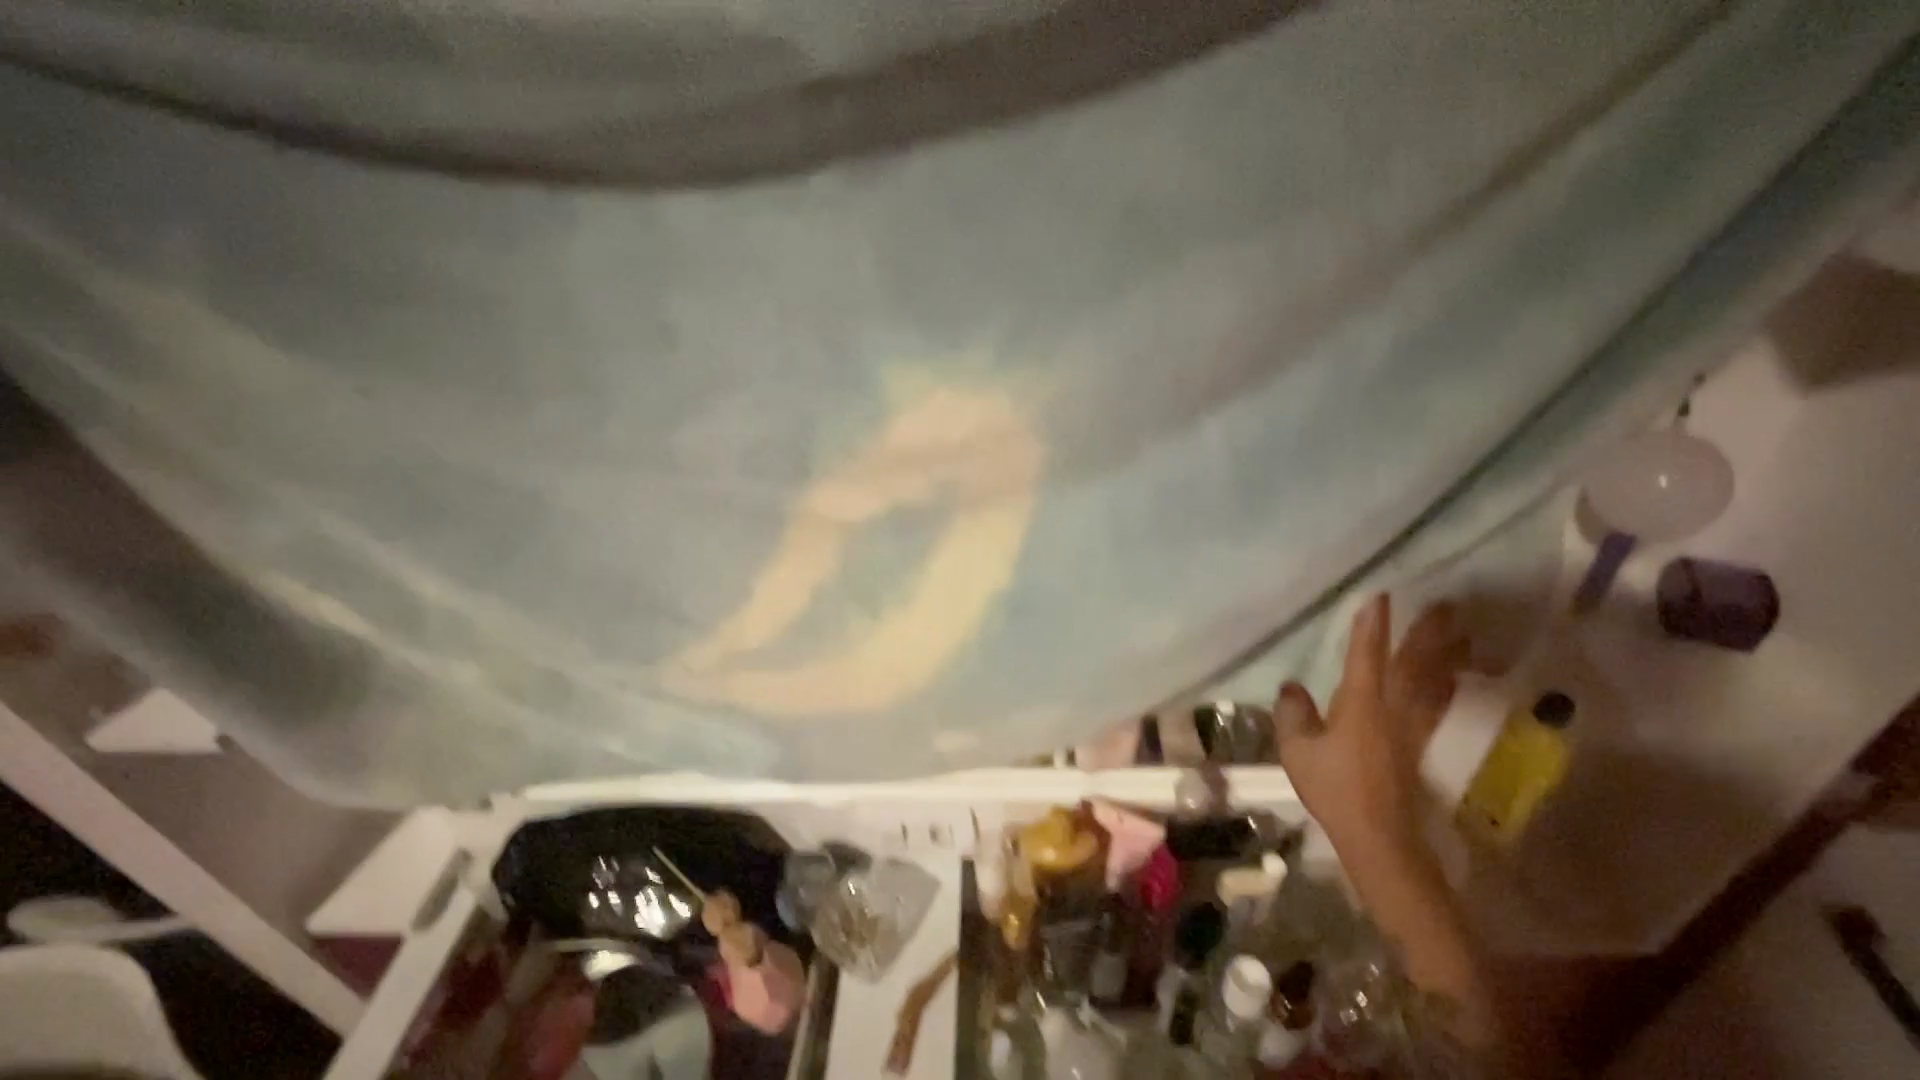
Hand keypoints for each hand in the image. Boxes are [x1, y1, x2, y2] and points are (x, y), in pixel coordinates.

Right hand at [1273, 593, 1469, 857]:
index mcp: (1360, 702)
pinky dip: (1448, 684)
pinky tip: (1454, 677)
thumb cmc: (1333, 786)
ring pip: (1433, 680)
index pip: (1367, 654)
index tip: (1380, 595)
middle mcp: (1391, 706)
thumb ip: (1293, 714)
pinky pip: (1438, 703)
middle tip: (1445, 604)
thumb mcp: (1296, 750)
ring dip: (1447, 654)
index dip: (1372, 625)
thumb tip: (1292, 687)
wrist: (1376, 832)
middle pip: (1413, 661)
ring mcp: (1411, 724)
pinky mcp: (1419, 742)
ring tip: (1463, 631)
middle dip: (1428, 631)